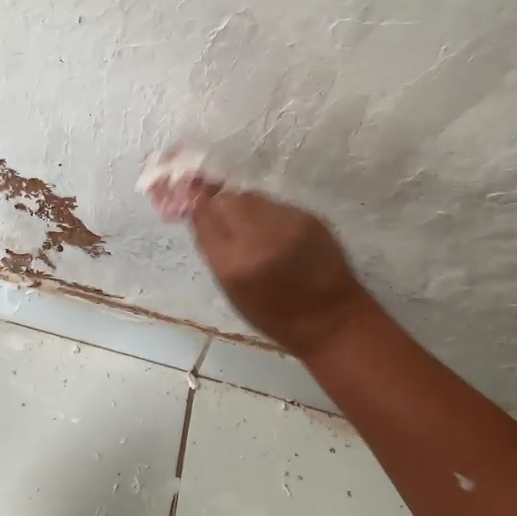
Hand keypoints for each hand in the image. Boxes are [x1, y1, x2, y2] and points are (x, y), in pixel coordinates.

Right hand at [152, 178, 371, 355]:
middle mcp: (259, 238)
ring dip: (241, 206)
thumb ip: (214, 250)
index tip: (185, 196)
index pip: (203, 217)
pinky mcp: (309, 217)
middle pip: (225, 199)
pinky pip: (274, 204)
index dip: (193, 204)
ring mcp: (287, 224)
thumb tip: (198, 214)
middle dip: (216, 202)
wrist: (331, 318)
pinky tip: (273, 232)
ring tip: (248, 226)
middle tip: (216, 212)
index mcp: (233, 265)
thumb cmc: (273, 314)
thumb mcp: (231, 289)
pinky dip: (266, 214)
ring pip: (250, 197)